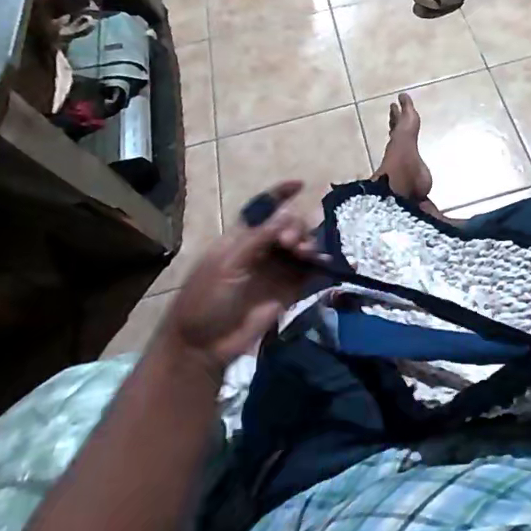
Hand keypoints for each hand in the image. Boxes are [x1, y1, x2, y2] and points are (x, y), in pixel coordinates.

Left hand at [160, 181, 319, 372]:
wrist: (203, 345)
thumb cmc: (205, 300)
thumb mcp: (227, 264)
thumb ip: (258, 239)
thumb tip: (287, 216)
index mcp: (240, 239)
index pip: (263, 209)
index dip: (280, 194)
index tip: (300, 184)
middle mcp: (262, 250)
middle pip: (288, 226)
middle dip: (295, 227)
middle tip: (291, 244)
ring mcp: (276, 270)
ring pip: (302, 246)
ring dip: (309, 244)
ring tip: (306, 255)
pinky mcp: (289, 291)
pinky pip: (311, 272)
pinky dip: (321, 265)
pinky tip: (327, 264)